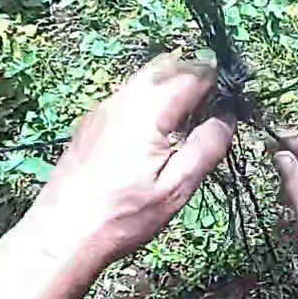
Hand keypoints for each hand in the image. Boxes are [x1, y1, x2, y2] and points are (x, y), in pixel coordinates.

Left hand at [0, 54, 235, 293]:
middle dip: (195, 77)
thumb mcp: (176, 189)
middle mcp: (123, 98)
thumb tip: (227, 118)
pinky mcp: (91, 123)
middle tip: (213, 110)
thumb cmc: (123, 215)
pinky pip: (128, 96)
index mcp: (148, 110)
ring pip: (145, 79)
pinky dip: (150, 101)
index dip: (218, 82)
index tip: (234, 101)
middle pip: (167, 66)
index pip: (193, 74)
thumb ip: (206, 148)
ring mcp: (103, 108)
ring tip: (188, 125)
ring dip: (172, 88)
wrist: (63, 232)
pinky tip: (155, 136)